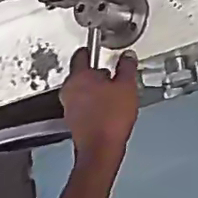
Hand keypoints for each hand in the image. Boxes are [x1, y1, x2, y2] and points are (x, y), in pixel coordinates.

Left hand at [60, 49, 139, 166]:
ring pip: (82, 89)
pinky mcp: (73, 120)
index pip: (81, 54)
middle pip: (81, 73)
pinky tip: (108, 109)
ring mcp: (69, 106)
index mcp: (79, 76)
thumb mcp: (127, 86)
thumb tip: (128, 56)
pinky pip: (83, 104)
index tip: (96, 48)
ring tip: (113, 93)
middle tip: (112, 74)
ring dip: (95, 88)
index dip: (91, 49)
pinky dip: (93, 103)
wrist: (101, 149)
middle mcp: (69, 89)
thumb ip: (127, 67)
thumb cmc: (110, 118)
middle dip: (96, 72)